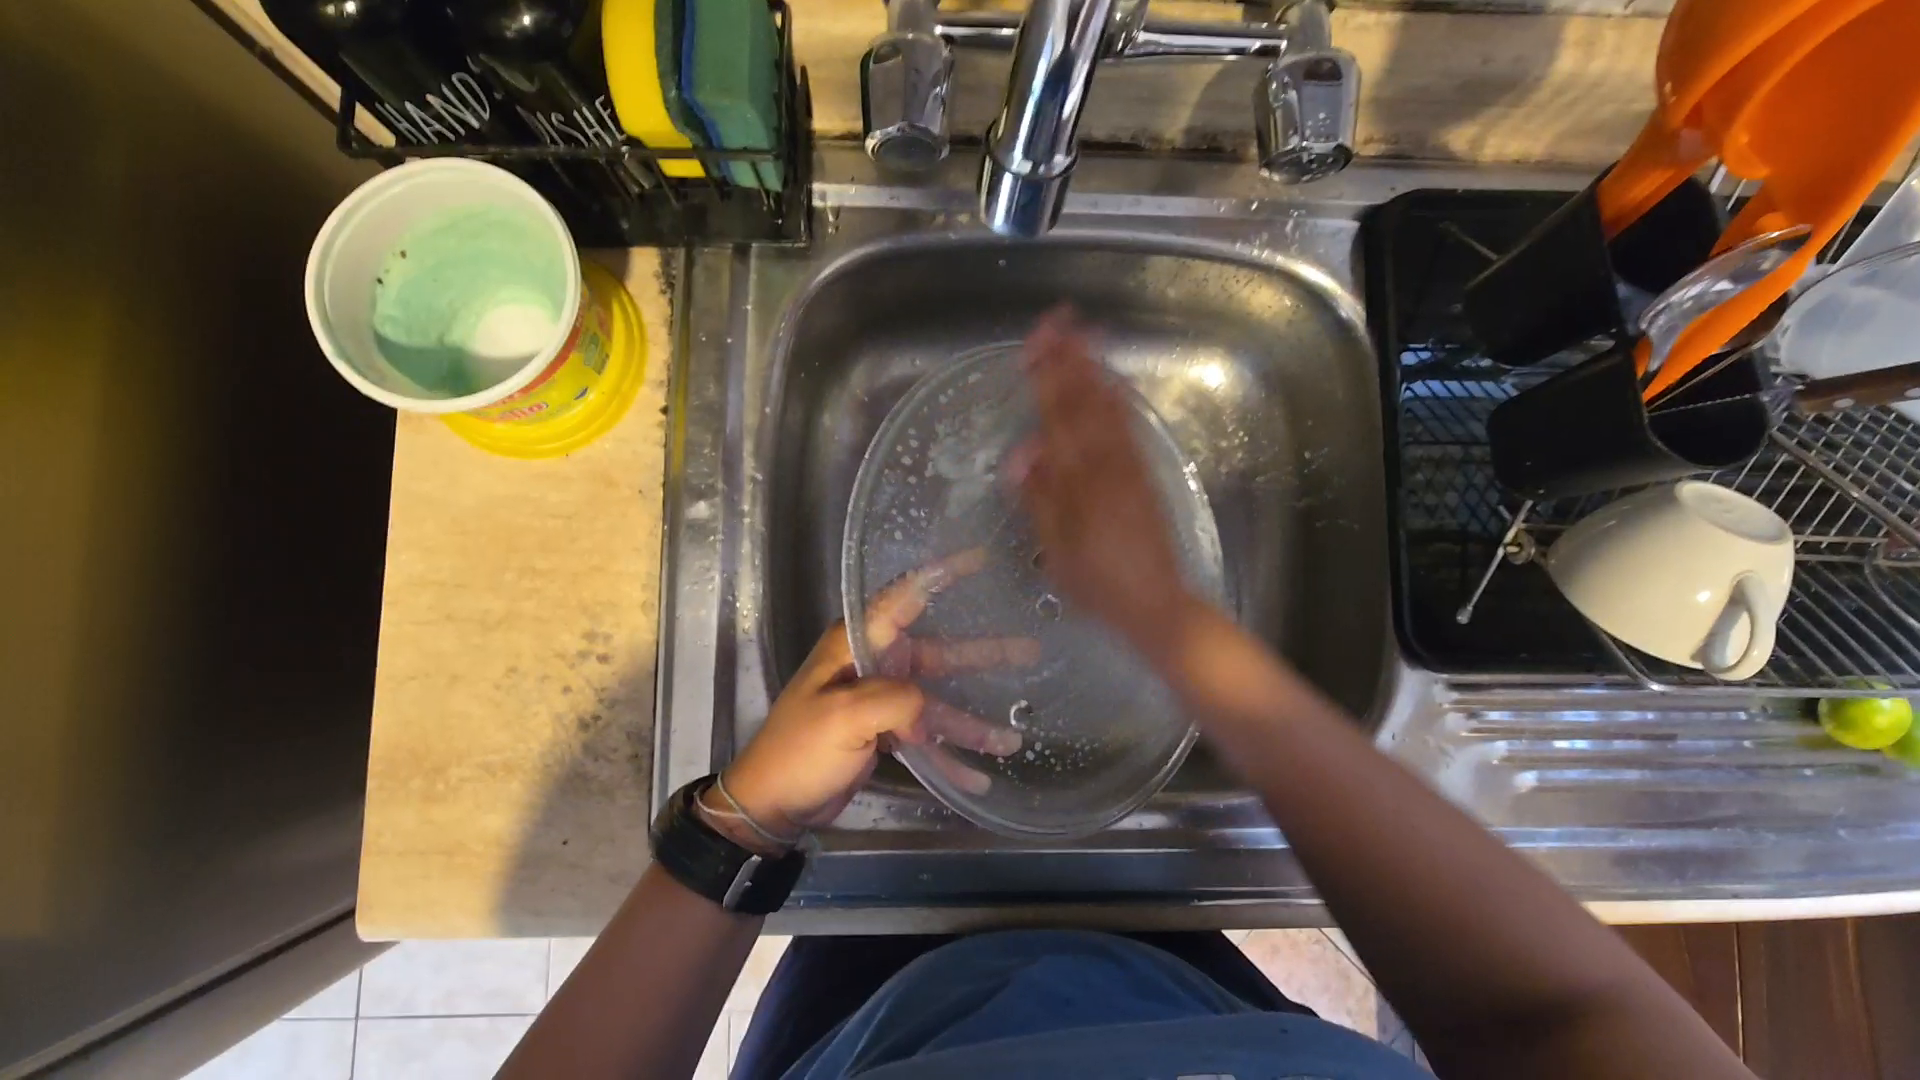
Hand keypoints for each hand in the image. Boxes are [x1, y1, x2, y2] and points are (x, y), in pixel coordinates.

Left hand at [721, 550, 1035, 844]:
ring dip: (973, 721)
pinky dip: (948, 756)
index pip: (904, 598)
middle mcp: (873, 664)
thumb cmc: (802, 750)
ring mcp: (880, 700)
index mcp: (856, 644)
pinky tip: (978, 776)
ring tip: (1014, 737)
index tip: (981, 558)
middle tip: (1030, 649)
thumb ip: (896, 700)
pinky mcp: (883, 732)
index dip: (942, 575)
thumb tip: (926, 706)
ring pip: (938, 702)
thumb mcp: (846, 717)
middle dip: (983, 655)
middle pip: (938, 652)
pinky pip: (925, 738)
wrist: (772, 802)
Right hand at [1008, 306, 1199, 656]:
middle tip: (1059, 319)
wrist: (1158, 605)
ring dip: (1096, 367)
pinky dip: (1117, 396)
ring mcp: (1132, 466)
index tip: (1036, 342)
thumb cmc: (1098, 585)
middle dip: (1071, 356)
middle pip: (1087, 399)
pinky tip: (1111, 382)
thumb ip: (1040, 499)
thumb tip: (1022, 454)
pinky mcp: (1146, 474)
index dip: (1047, 375)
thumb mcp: (1057, 551)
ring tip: (1084, 335)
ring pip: (1111, 405)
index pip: (1058, 416)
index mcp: (1081, 482)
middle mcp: (1109, 464)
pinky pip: (1129, 424)